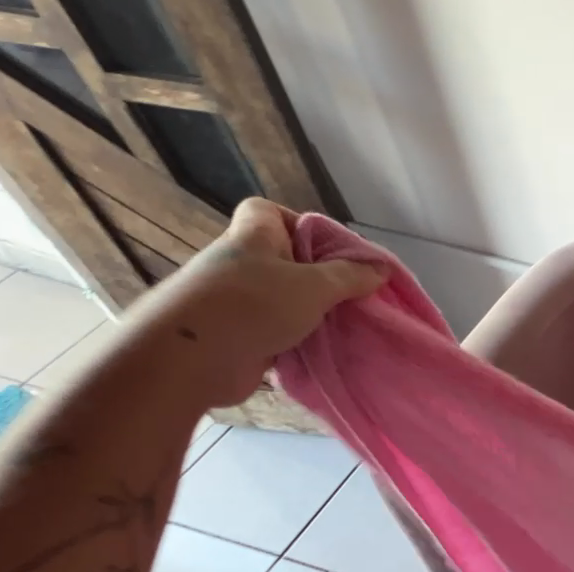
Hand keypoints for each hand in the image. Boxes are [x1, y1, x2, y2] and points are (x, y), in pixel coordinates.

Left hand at [144, 198, 387, 405]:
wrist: (193, 357)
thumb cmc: (252, 305)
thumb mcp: (313, 285)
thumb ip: (349, 277)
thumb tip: (381, 269)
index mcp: (253, 237)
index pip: (269, 212)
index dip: (301, 224)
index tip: (333, 251)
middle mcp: (243, 262)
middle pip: (287, 258)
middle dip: (321, 275)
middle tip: (353, 293)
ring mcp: (239, 299)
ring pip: (287, 297)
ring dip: (315, 311)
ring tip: (348, 324)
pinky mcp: (242, 334)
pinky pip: (281, 329)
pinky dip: (302, 338)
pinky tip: (327, 348)